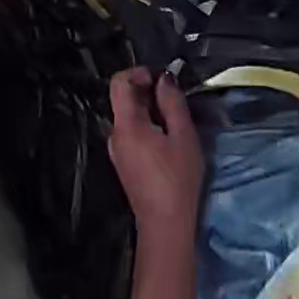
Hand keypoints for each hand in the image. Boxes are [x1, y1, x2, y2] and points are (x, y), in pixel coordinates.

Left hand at [108, 67, 204, 244]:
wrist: (166, 226)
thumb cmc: (177, 180)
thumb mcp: (183, 136)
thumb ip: (172, 103)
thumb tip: (165, 78)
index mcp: (126, 125)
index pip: (119, 82)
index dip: (138, 72)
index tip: (162, 79)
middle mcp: (115, 134)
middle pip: (124, 98)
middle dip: (148, 90)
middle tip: (174, 98)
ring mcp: (118, 149)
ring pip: (129, 115)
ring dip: (150, 108)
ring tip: (175, 119)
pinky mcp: (125, 161)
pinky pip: (132, 131)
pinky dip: (148, 124)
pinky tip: (167, 137)